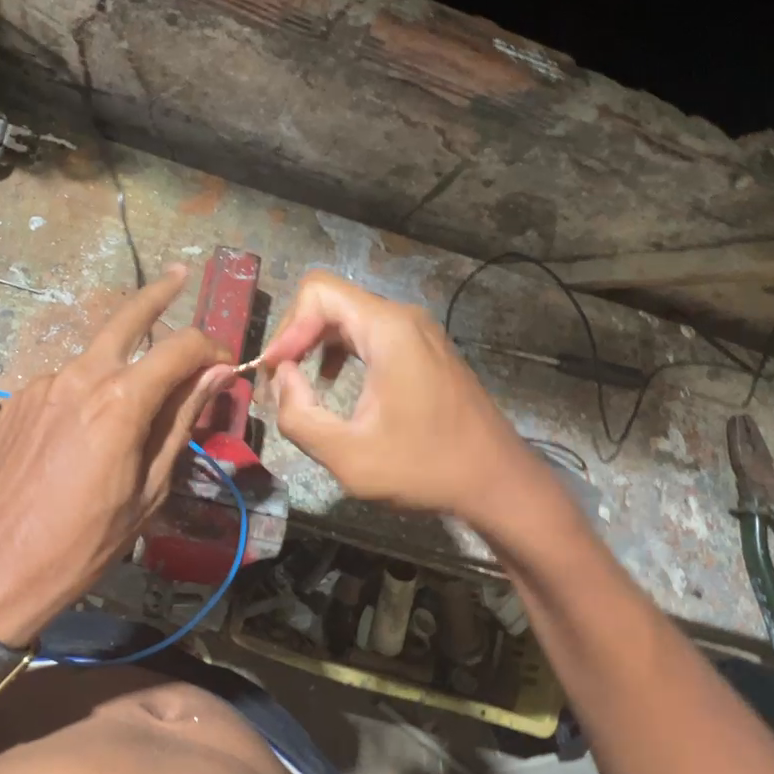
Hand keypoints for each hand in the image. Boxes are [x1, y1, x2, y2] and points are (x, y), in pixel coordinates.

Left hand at [0, 267, 232, 647]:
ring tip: (139, 393)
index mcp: (121, 400)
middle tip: (179, 275)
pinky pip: (67, 380)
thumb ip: (182, 421)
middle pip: (128, 317)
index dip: (212, 349)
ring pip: (96, 355)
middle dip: (159, 293)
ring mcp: (44, 383)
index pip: (182, 347)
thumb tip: (215, 374)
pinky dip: (90, 387)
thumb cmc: (87, 541)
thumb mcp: (150, 488)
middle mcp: (81, 375)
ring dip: (123, 359)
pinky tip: (90, 423)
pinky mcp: (20, 399)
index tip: (226, 364)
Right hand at [262, 270, 543, 513]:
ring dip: (316, 344)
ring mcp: (416, 332)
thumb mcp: (348, 456)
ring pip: (348, 316)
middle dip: (296, 337)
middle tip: (280, 382)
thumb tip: (282, 377)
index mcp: (388, 329)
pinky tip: (335, 386)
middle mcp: (403, 318)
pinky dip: (341, 351)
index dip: (287, 327)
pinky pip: (368, 333)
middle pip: (330, 300)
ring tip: (300, 385)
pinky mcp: (422, 350)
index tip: (276, 372)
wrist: (497, 482)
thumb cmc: (425, 468)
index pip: (318, 292)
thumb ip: (299, 415)